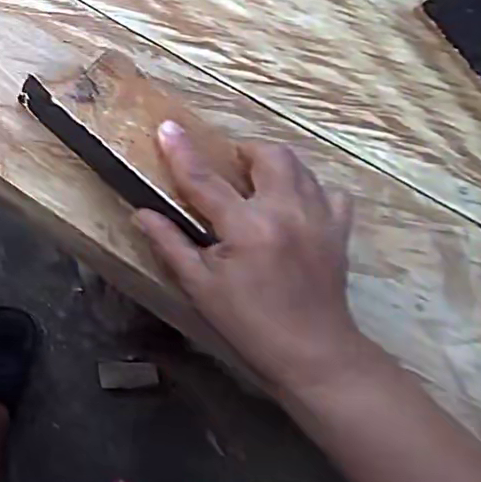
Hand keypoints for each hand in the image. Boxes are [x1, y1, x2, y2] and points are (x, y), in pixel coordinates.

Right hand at [132, 121, 371, 393]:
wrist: (312, 354)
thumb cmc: (248, 324)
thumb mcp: (200, 287)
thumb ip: (170, 244)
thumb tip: (141, 212)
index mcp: (247, 228)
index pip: (205, 180)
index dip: (181, 151)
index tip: (168, 127)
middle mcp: (286, 211)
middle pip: (268, 155)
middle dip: (245, 151)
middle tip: (230, 169)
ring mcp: (319, 217)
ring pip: (300, 165)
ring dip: (275, 165)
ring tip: (258, 184)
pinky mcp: (339, 229)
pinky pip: (329, 191)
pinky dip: (310, 190)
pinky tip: (295, 206)